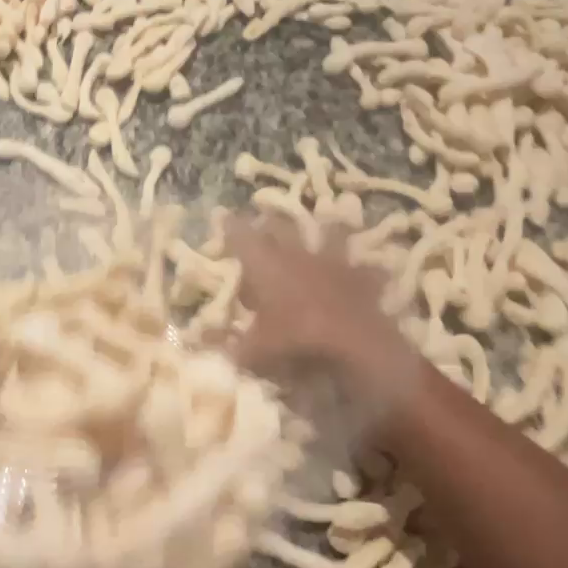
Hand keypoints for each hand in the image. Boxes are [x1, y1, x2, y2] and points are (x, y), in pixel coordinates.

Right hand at [227, 214, 422, 408]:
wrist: (358, 349)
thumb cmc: (295, 342)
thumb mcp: (253, 352)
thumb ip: (228, 344)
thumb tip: (200, 338)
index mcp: (266, 266)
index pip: (241, 237)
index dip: (230, 226)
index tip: (221, 216)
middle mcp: (298, 256)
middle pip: (282, 228)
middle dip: (271, 222)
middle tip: (264, 219)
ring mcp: (334, 265)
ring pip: (330, 235)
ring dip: (326, 228)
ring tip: (325, 221)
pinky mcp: (364, 281)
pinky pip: (366, 268)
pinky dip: (364, 268)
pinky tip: (367, 269)